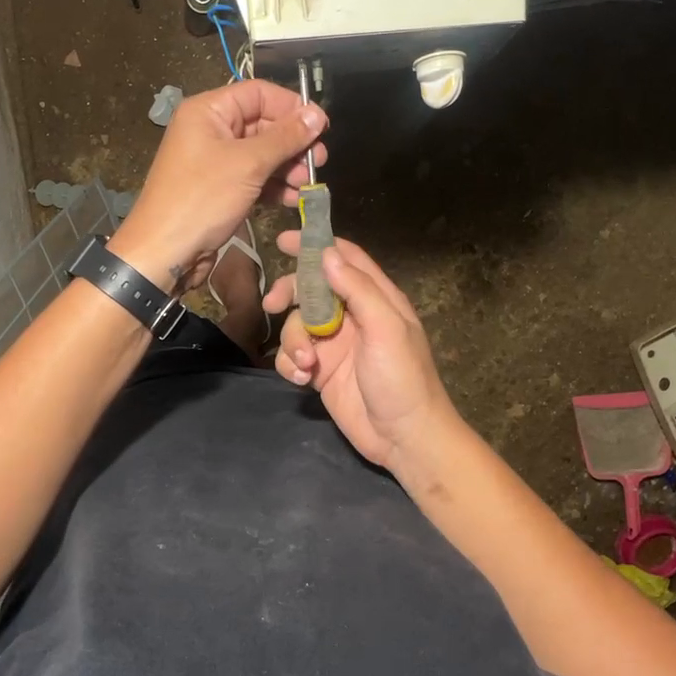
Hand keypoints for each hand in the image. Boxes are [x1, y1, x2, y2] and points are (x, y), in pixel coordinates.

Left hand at [107, 79, 326, 291]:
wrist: (165, 252)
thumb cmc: (202, 200)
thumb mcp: (247, 164)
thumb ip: (285, 138)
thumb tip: (317, 115)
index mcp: (208, 111)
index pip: (258, 94)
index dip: (292, 107)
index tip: (322, 127)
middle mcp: (211, 131)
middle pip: (262, 124)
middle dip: (293, 143)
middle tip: (319, 162)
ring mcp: (215, 162)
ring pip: (261, 155)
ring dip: (287, 168)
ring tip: (307, 185)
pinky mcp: (220, 190)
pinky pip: (254, 179)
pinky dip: (274, 187)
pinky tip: (292, 199)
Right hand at [263, 234, 458, 469]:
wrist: (403, 438)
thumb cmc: (403, 379)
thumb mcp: (386, 328)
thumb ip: (358, 289)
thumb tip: (327, 253)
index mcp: (376, 298)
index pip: (344, 258)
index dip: (316, 244)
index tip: (283, 238)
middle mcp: (353, 316)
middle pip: (312, 289)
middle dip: (290, 293)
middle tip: (272, 304)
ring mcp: (335, 345)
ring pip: (297, 325)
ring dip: (292, 341)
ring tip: (304, 364)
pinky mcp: (321, 372)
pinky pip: (293, 357)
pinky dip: (290, 364)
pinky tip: (302, 380)